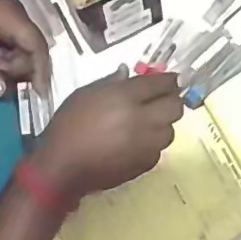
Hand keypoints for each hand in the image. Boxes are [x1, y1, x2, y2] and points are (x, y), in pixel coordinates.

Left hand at [0, 0, 49, 97]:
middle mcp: (18, 13)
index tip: (39, 94)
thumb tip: (1, 93)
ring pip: (25, 48)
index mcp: (10, 16)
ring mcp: (13, 14)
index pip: (37, 46)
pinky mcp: (6, 18)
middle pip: (33, 49)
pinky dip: (8, 56)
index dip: (41, 71)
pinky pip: (16, 42)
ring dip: (12, 63)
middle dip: (19, 68)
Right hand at [31, 71, 183, 197]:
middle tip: (162, 101)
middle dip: (172, 102)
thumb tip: (126, 72)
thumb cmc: (69, 126)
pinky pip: (158, 150)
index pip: (159, 84)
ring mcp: (146, 144)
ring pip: (170, 131)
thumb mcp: (84, 95)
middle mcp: (142, 120)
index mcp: (125, 97)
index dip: (169, 81)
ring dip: (163, 125)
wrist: (65, 166)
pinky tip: (137, 144)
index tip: (171, 81)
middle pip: (175, 108)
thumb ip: (110, 83)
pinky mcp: (145, 164)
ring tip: (148, 124)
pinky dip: (152, 145)